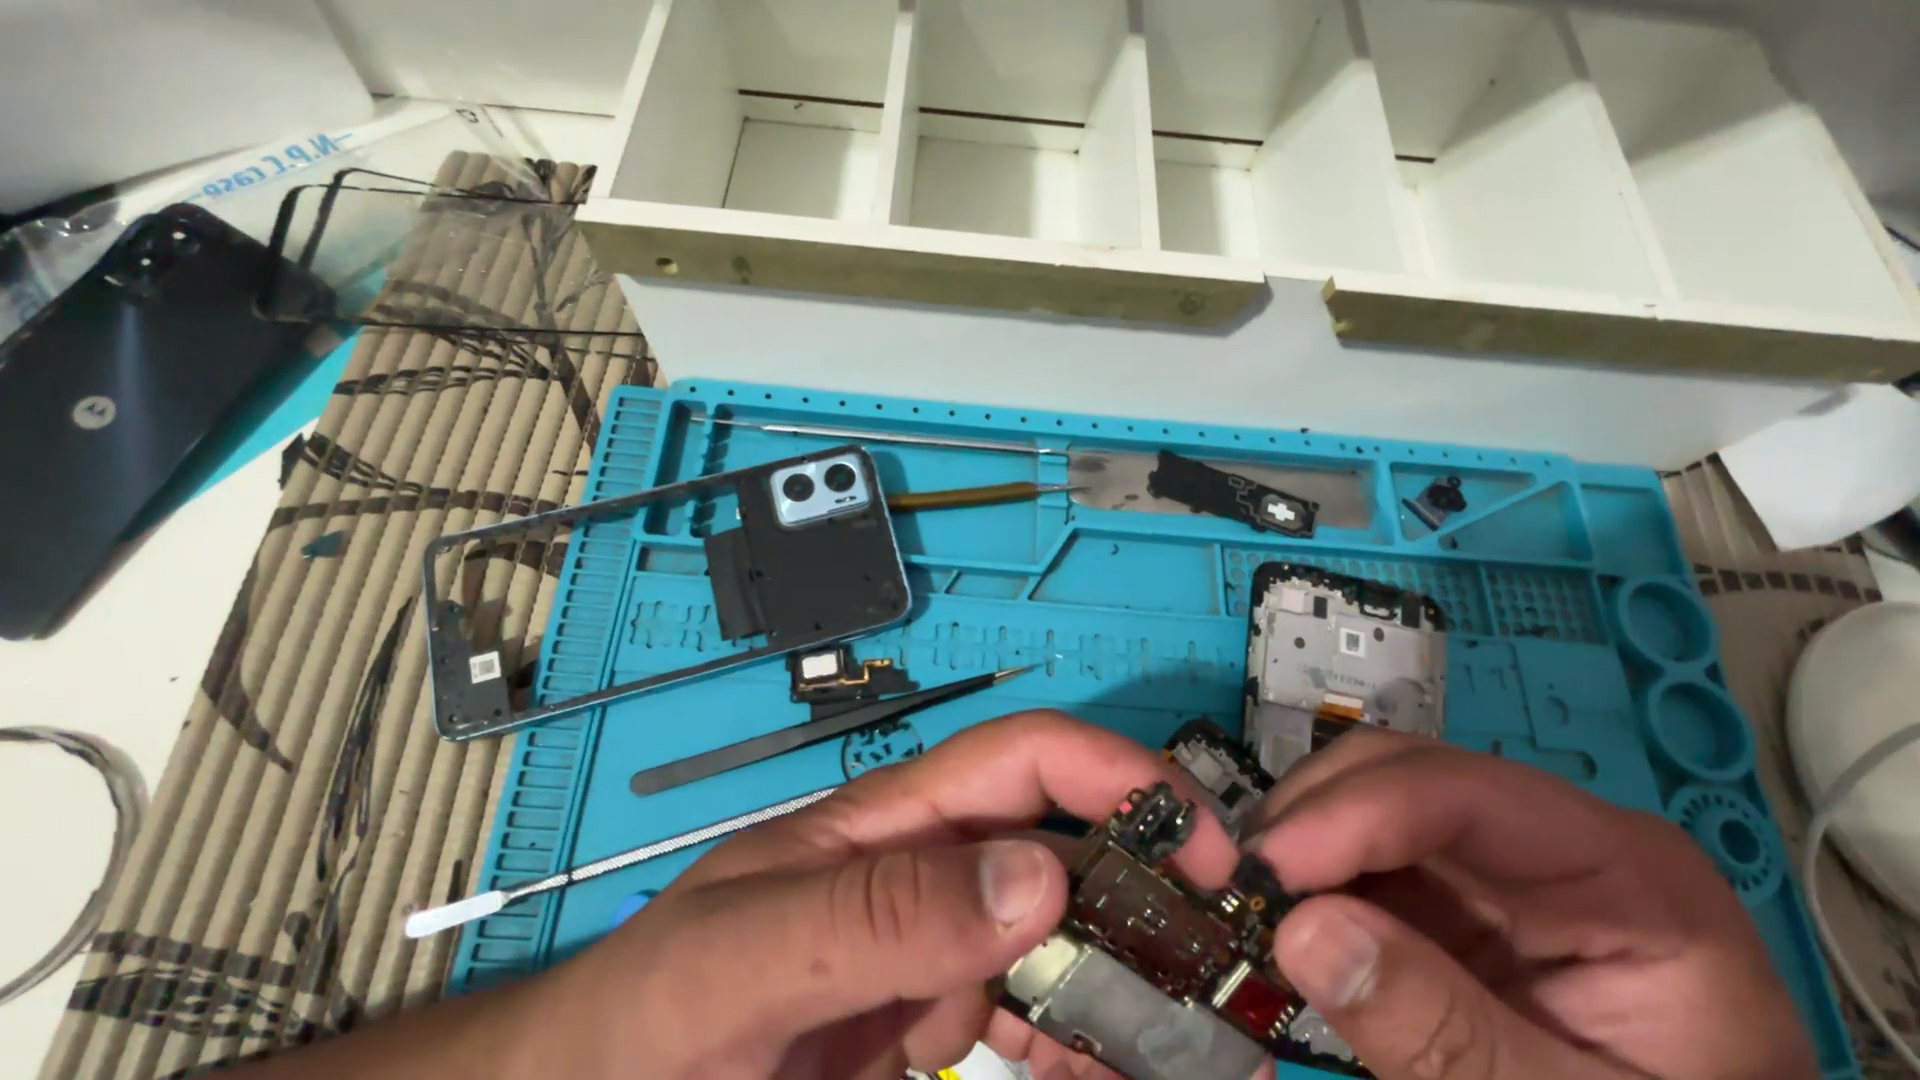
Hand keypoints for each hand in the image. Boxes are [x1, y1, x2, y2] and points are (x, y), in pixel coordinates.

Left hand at [522, 710, 1238, 1079]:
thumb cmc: (648, 1019)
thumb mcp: (746, 956)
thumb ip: (876, 912)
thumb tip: (1037, 868)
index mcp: (890, 826)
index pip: (1023, 761)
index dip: (1119, 775)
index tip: (1203, 846)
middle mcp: (930, 877)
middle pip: (1065, 852)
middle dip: (1149, 891)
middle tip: (1223, 969)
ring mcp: (939, 956)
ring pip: (1064, 945)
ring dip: (1132, 984)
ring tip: (1193, 1041)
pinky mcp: (938, 1026)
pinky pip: (1033, 1024)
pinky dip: (1085, 1048)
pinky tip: (1112, 1073)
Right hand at [1246, 730, 1818, 1079]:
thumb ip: (1446, 1038)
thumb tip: (1301, 931)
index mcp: (1625, 873)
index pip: (1462, 793)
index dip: (1350, 815)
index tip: (1262, 871)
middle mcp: (1552, 838)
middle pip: (1399, 771)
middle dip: (1306, 817)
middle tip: (1234, 887)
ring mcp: (1496, 862)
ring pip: (1361, 799)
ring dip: (1293, 842)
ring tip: (1242, 905)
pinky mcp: (1451, 894)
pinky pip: (1356, 856)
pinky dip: (1303, 878)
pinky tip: (1275, 918)